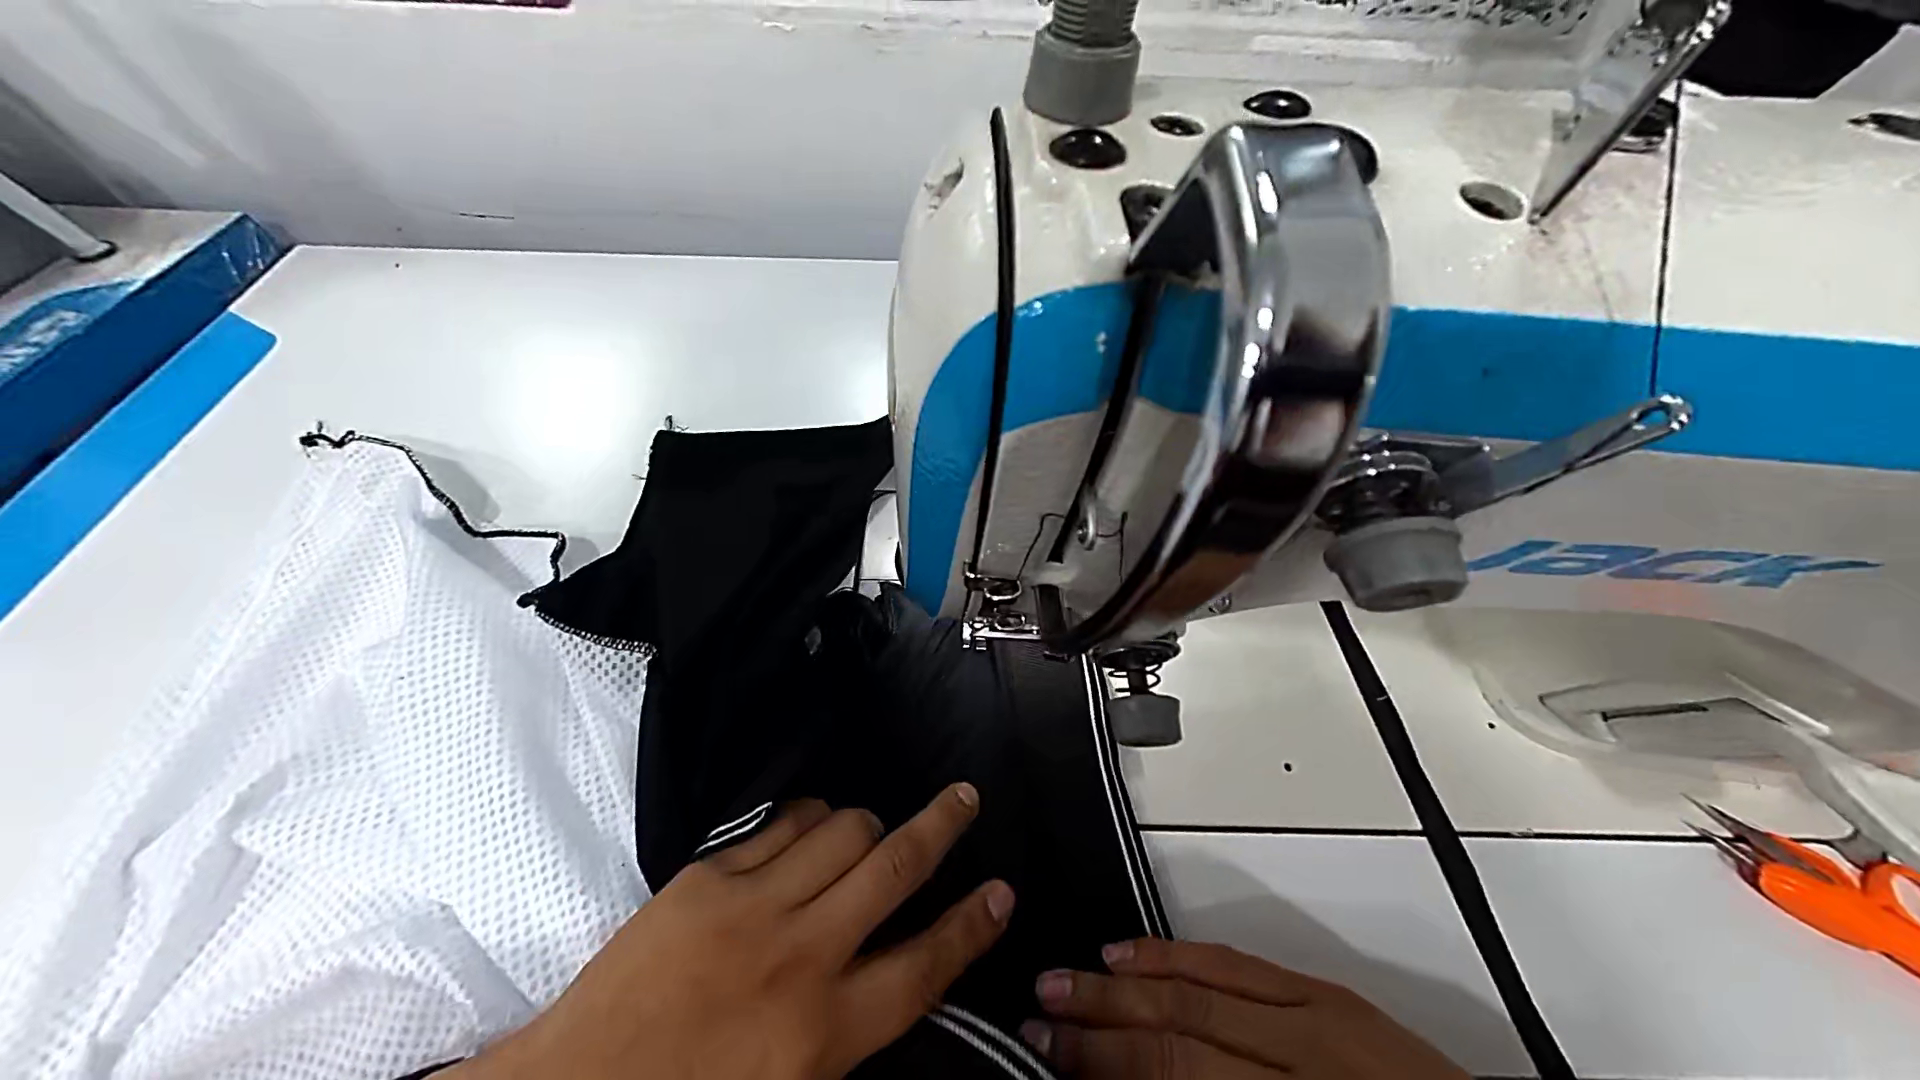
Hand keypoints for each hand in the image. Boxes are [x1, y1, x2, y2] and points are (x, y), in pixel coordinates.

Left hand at [447, 784, 1014, 1079]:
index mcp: (823, 1030)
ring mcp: (752, 905)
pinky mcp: (709, 876)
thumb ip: (852, 1027)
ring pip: (842, 830)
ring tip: (872, 832)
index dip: (971, 926)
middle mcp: (800, 955)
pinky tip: (814, 826)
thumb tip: (896, 966)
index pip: (924, 965)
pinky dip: (811, 817)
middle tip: (966, 797)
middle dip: (941, 826)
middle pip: (894, 869)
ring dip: (868, 825)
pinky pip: (784, 823)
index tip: (1002, 892)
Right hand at [1019, 939, 1468, 1079]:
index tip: (1049, 1053)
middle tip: (1042, 1003)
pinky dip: (1179, 953)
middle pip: (1179, 1026)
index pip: (1175, 1072)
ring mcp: (1320, 1020)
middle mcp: (1305, 1062)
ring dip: (1127, 976)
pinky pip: (1238, 962)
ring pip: (1201, 983)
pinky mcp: (1329, 994)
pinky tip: (1139, 951)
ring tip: (1072, 974)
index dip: (1103, 1061)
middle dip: (1100, 1014)